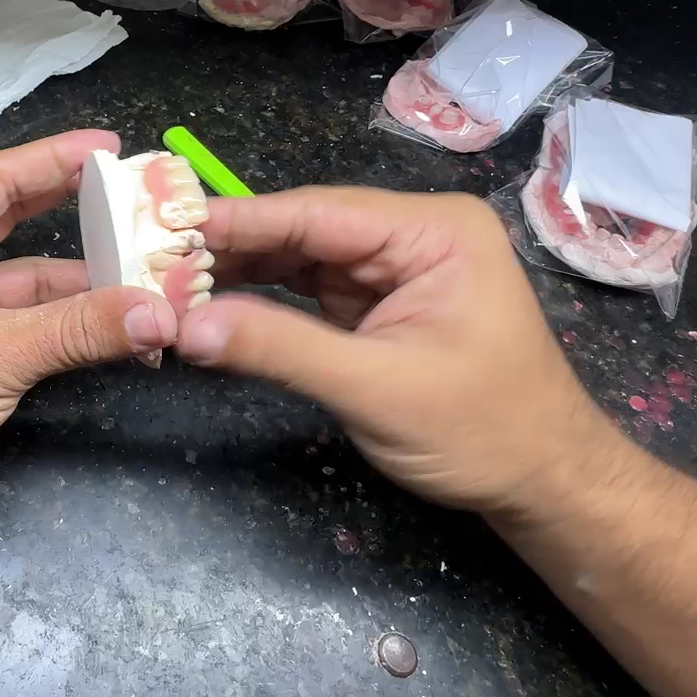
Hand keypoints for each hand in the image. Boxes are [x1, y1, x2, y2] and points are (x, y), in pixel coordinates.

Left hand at [0, 131, 179, 540]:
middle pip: (8, 219)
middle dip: (69, 204)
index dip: (52, 158)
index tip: (109, 146)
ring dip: (78, 278)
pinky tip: (112, 322)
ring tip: (142, 268)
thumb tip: (159, 313)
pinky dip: (65, 322)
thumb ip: (76, 331)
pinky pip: (23, 321)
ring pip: (22, 277)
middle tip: (130, 189)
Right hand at [173, 187, 619, 516]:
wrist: (541, 483)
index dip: (238, 221)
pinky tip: (211, 301)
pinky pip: (300, 288)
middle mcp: (408, 236)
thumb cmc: (481, 431)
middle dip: (229, 249)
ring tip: (170, 281)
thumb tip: (187, 328)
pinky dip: (255, 297)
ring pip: (293, 257)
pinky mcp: (369, 301)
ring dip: (235, 272)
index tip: (167, 226)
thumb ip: (279, 348)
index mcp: (432, 231)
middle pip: (299, 230)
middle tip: (155, 261)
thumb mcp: (376, 388)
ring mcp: (387, 268)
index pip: (316, 213)